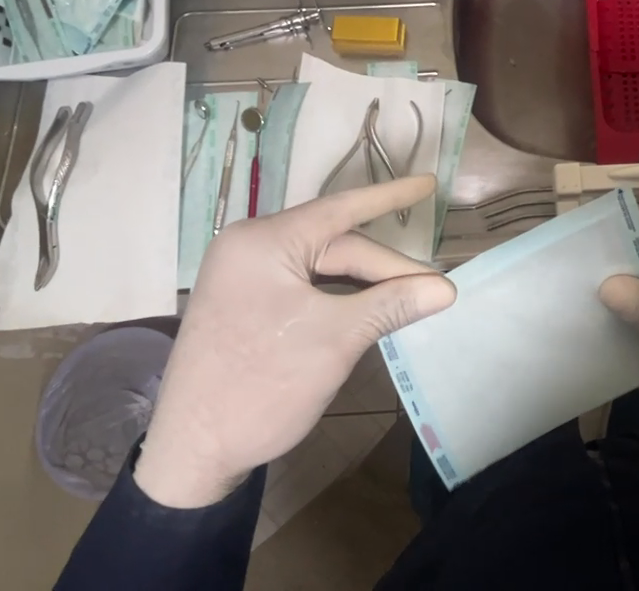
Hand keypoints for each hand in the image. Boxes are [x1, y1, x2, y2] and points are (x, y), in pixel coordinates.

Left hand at [135, 176, 454, 506]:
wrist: (191, 455)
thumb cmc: (262, 388)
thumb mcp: (335, 341)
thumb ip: (391, 304)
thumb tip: (446, 288)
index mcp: (263, 241)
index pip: (341, 209)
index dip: (391, 196)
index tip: (429, 183)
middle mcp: (249, 245)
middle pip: (334, 244)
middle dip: (384, 267)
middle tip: (434, 288)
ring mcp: (243, 274)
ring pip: (320, 266)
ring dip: (364, 281)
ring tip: (410, 292)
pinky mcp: (244, 300)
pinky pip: (303, 283)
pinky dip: (339, 294)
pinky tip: (369, 305)